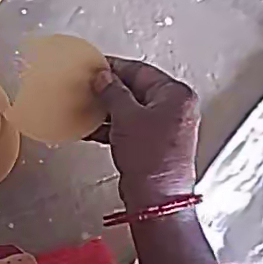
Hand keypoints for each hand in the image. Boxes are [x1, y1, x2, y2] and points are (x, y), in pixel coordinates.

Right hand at [92, 58, 198, 207]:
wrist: (155, 197)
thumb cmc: (150, 158)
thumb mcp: (126, 117)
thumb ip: (113, 92)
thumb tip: (103, 77)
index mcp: (175, 95)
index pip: (141, 70)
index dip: (115, 67)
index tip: (95, 66)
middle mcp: (174, 108)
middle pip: (137, 89)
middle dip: (110, 89)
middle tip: (88, 85)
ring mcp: (165, 127)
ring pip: (131, 109)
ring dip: (109, 108)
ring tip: (87, 105)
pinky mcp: (153, 143)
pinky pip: (129, 126)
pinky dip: (112, 125)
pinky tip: (92, 127)